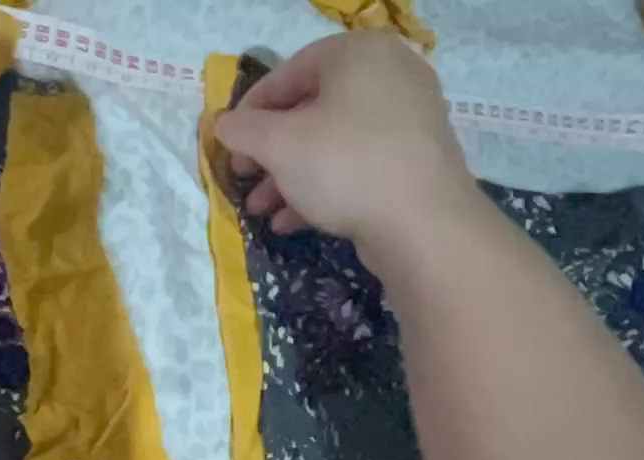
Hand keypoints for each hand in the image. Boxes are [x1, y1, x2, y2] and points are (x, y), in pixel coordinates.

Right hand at [216, 32, 474, 243]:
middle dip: (268, 152)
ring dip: (287, 176)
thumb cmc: (343, 166)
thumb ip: (243, 130)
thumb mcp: (279, 145)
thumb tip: (223, 125)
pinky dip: (319, 187)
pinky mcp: (410, 157)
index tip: (229, 145)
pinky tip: (291, 220)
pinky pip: (353, 164)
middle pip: (308, 110)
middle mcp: (386, 74)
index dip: (250, 110)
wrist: (420, 220)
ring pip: (328, 142)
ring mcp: (403, 117)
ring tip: (261, 210)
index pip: (288, 71)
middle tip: (244, 181)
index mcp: (356, 54)